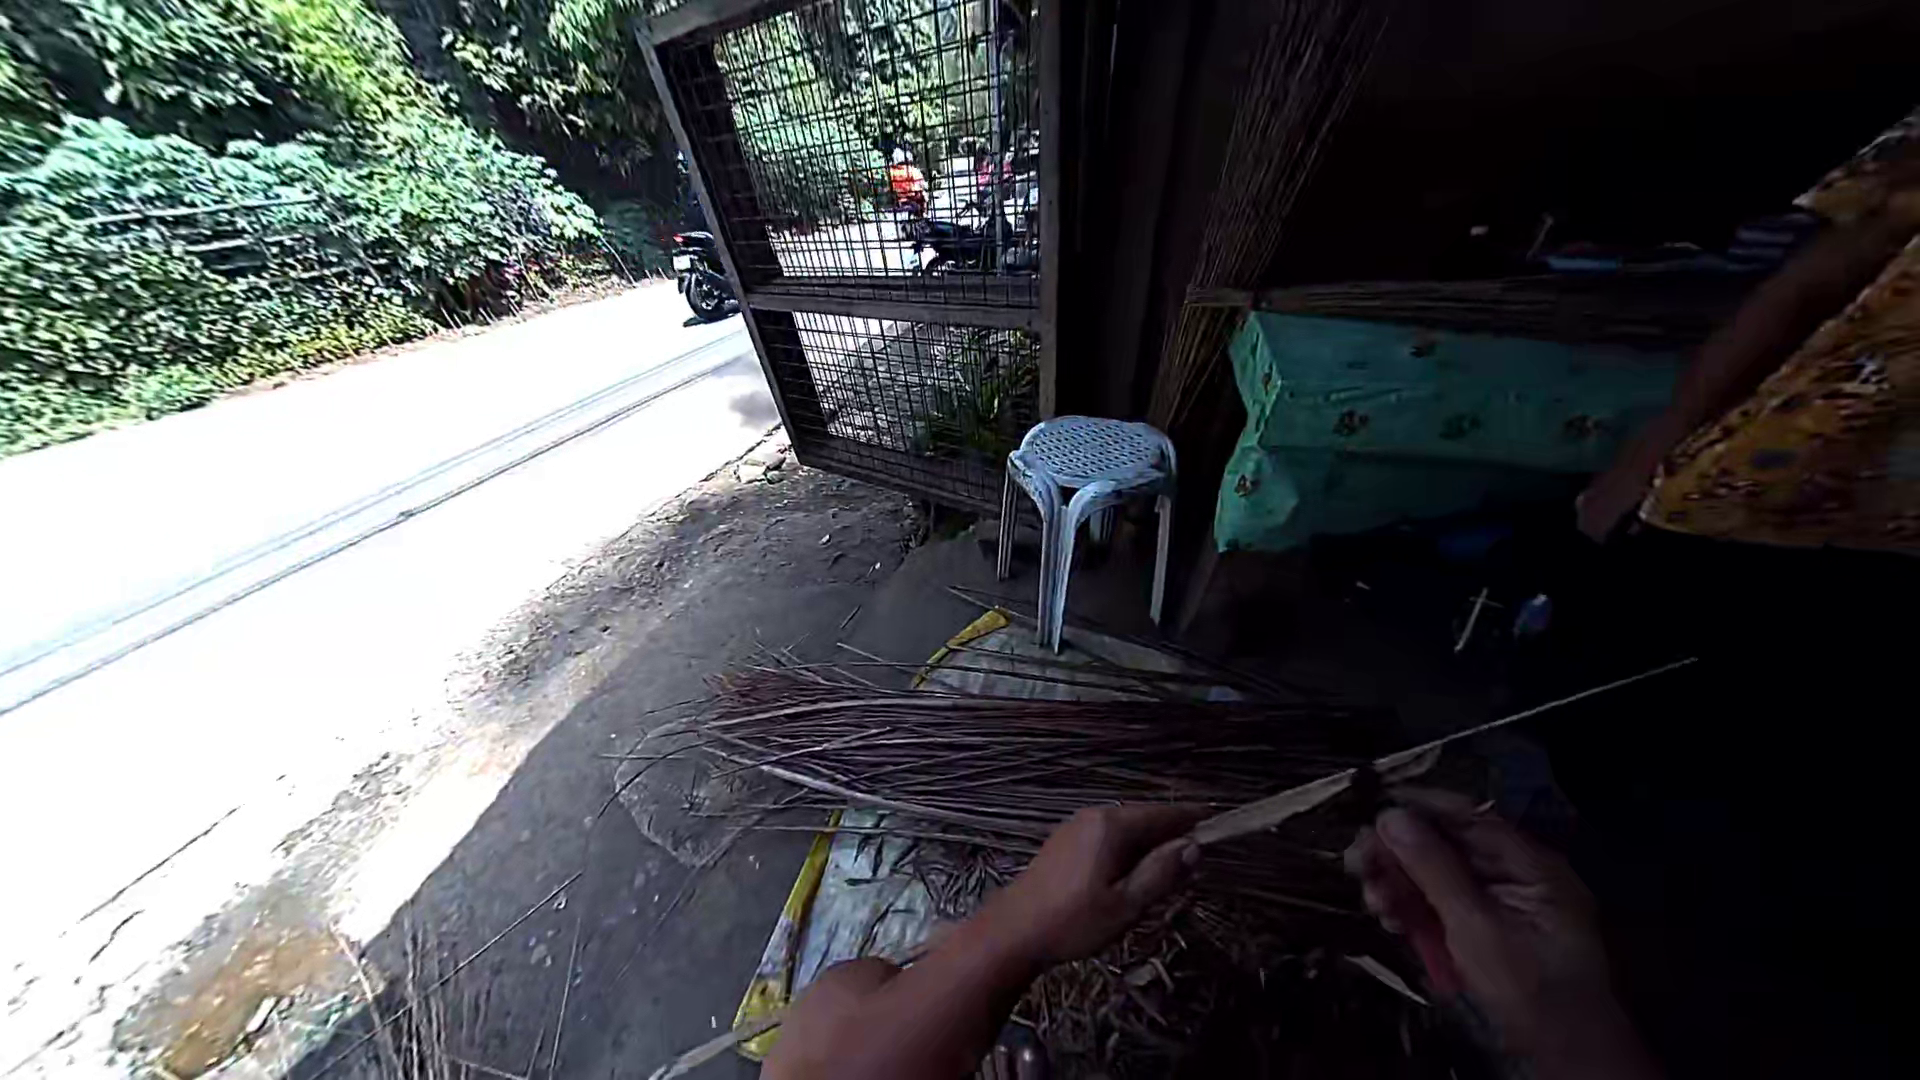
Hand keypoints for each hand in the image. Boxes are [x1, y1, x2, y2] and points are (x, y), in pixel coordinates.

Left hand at [981, 804, 1202, 963]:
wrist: (1018, 926)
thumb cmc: (1075, 919)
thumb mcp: (1126, 904)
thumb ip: (1161, 872)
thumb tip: (1193, 847)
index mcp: (1110, 825)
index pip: (1159, 813)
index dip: (1188, 817)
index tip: (1215, 820)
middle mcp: (1093, 816)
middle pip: (1142, 817)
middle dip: (1171, 829)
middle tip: (1199, 849)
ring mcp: (1077, 826)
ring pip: (1125, 827)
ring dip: (1150, 839)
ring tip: (1173, 862)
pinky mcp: (1067, 841)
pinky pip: (1108, 834)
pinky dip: (1129, 845)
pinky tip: (1134, 868)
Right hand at [1346, 790, 1654, 1076]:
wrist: (1564, 1068)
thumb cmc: (1535, 997)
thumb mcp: (1478, 928)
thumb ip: (1433, 868)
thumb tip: (1390, 816)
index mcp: (1530, 868)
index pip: (1468, 816)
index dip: (1419, 806)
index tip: (1373, 806)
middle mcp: (1510, 876)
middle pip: (1439, 842)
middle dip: (1395, 853)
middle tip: (1359, 861)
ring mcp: (1491, 902)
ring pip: (1427, 870)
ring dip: (1392, 880)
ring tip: (1371, 898)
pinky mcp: (1472, 925)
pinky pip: (1429, 898)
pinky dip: (1403, 903)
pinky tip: (1385, 914)